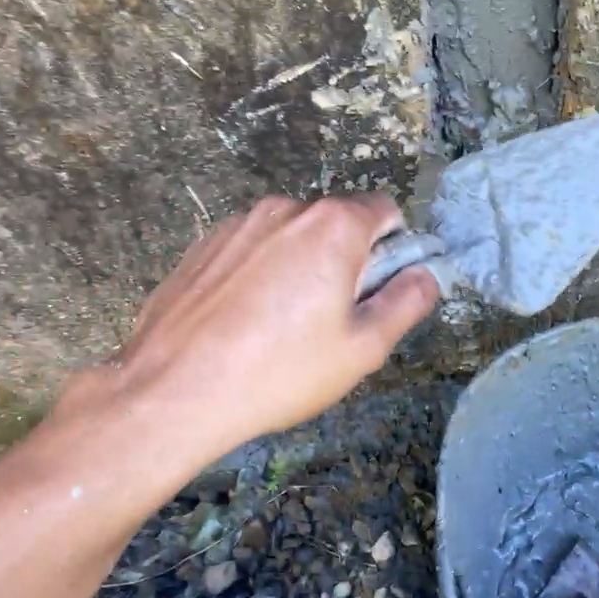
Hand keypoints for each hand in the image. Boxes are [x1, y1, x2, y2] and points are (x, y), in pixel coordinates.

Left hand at [56, 194, 439, 465]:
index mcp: (334, 224)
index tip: (376, 291)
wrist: (172, 390)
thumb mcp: (362, 349)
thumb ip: (406, 302)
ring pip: (292, 235)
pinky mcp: (205, 243)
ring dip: (300, 264)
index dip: (393, 248)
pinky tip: (242, 322)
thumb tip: (425, 274)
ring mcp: (240, 223)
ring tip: (280, 326)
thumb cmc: (279, 371)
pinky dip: (259, 272)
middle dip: (345, 259)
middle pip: (336, 221)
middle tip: (330, 319)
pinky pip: (251, 248)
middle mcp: (287, 208)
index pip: (385, 210)